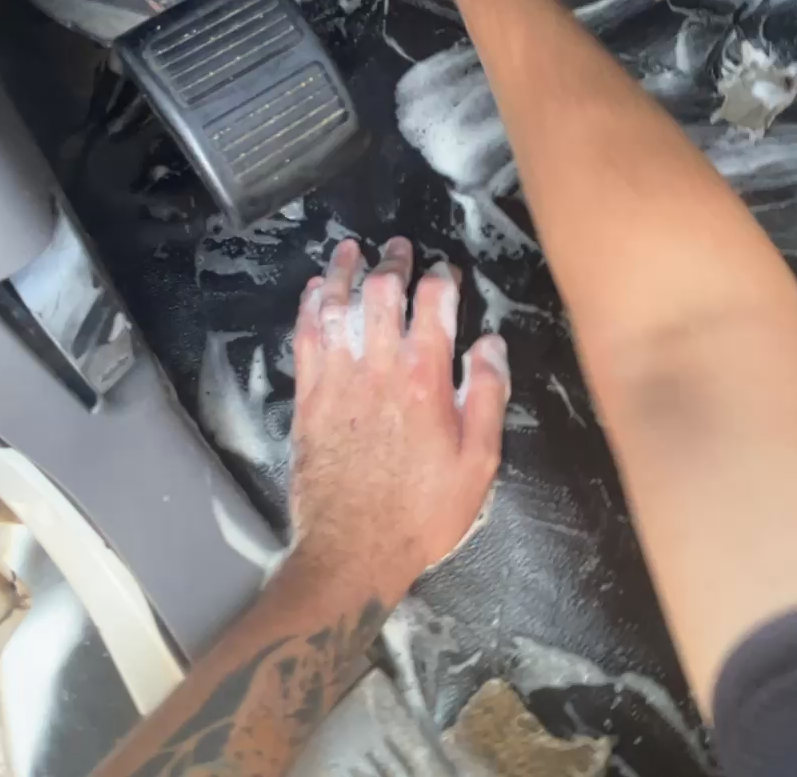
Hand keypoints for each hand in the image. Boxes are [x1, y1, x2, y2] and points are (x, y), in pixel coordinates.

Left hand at [288, 237, 509, 603]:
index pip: (434, 305)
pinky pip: (306, 338)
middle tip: (398, 246)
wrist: (352, 549)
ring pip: (337, 306)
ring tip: (350, 248)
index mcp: (425, 378)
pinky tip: (313, 290)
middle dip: (392, 262)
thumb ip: (488, 396)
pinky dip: (309, 307)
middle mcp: (379, 365)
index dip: (441, 279)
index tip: (445, 271)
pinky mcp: (308, 395)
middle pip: (382, 293)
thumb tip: (491, 343)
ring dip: (343, 272)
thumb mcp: (479, 462)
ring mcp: (338, 378)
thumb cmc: (423, 509)